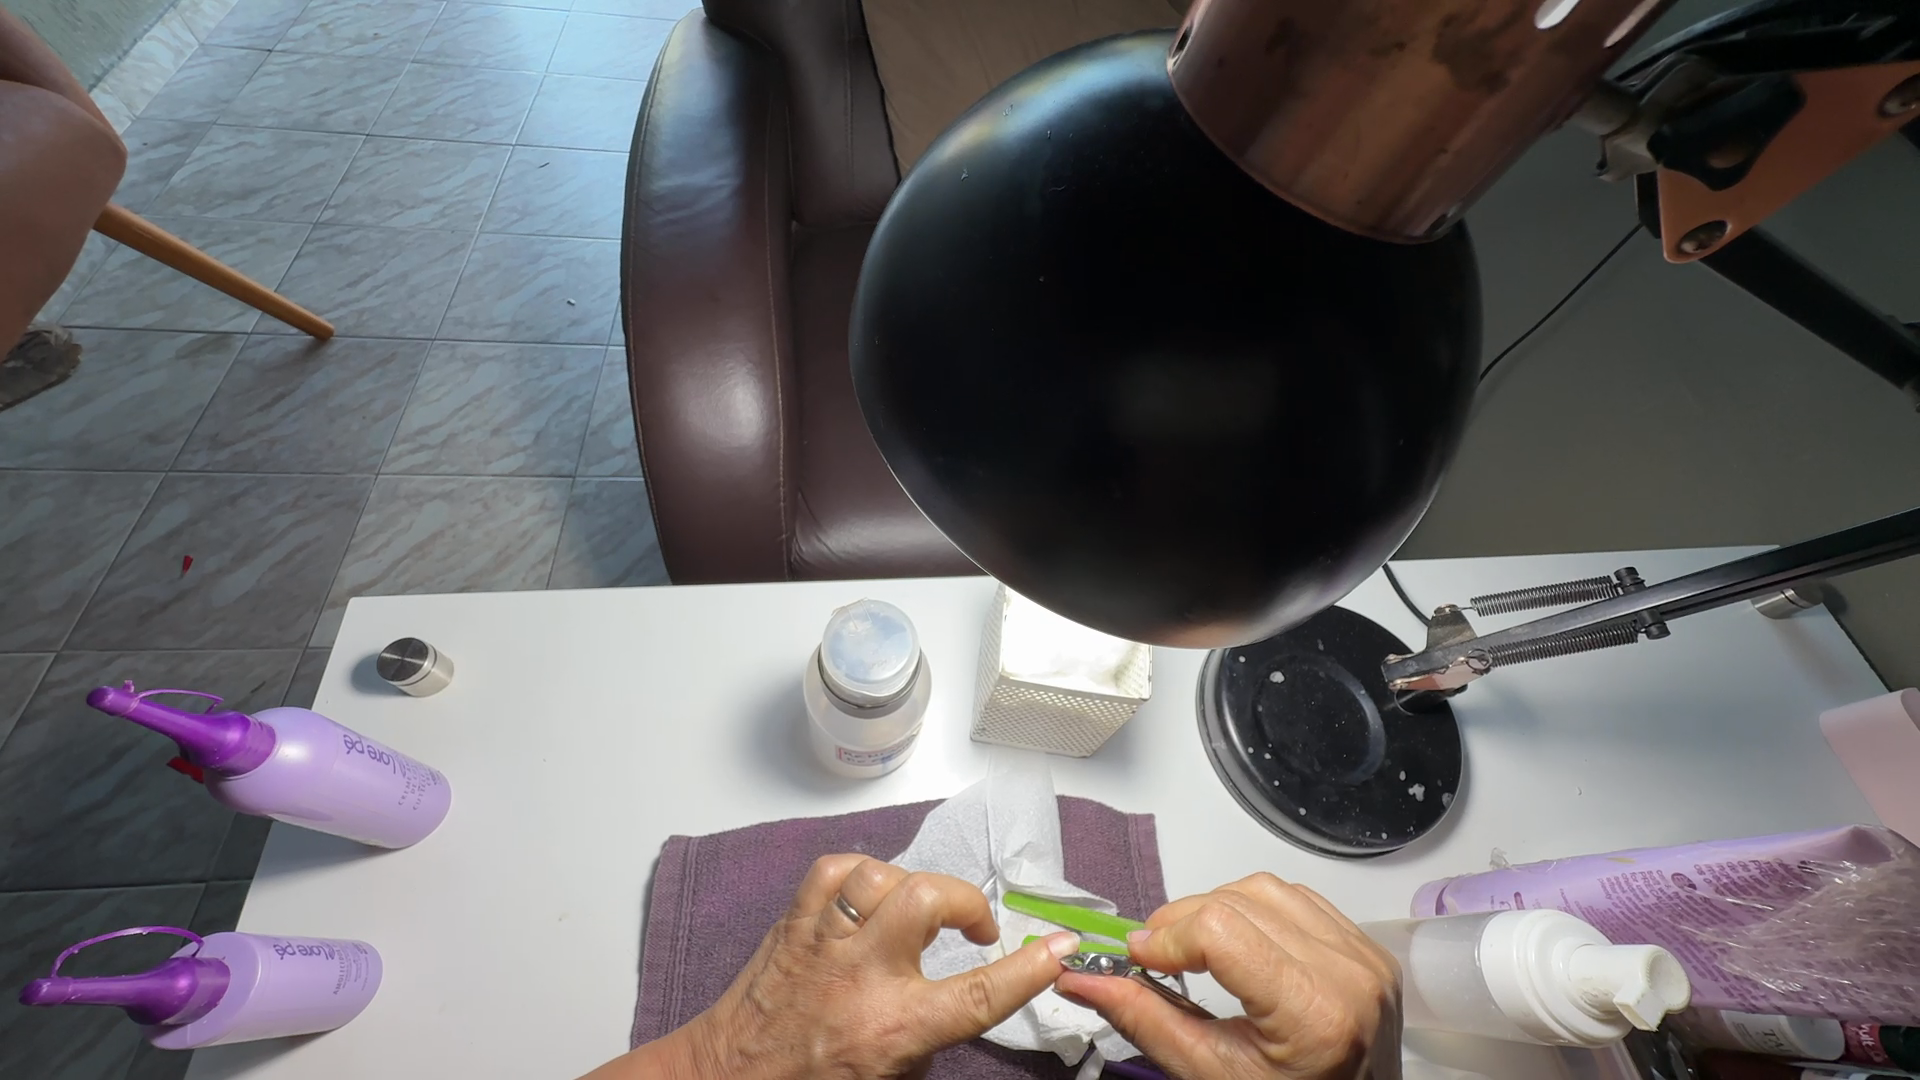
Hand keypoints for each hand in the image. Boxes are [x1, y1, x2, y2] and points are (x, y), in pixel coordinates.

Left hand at [612, 855, 1079, 1079]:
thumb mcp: (891, 1077)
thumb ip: (927, 1033)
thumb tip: (950, 987)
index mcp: (891, 1029)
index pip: (976, 995)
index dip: (1025, 969)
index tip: (1058, 945)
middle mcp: (861, 976)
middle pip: (926, 902)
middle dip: (961, 903)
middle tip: (969, 925)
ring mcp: (824, 939)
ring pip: (881, 877)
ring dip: (909, 888)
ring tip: (913, 911)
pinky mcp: (795, 919)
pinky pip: (836, 869)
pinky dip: (862, 873)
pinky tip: (868, 892)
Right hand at [1056, 874, 1400, 1079]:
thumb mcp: (1206, 1076)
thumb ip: (1143, 1018)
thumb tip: (1078, 976)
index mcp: (1314, 1014)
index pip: (1219, 930)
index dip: (1168, 937)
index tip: (1138, 957)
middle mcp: (1348, 973)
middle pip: (1235, 902)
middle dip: (1183, 922)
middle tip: (1156, 955)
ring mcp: (1363, 956)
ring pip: (1262, 888)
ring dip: (1217, 907)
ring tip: (1197, 947)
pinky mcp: (1366, 947)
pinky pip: (1295, 897)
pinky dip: (1255, 907)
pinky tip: (1242, 941)